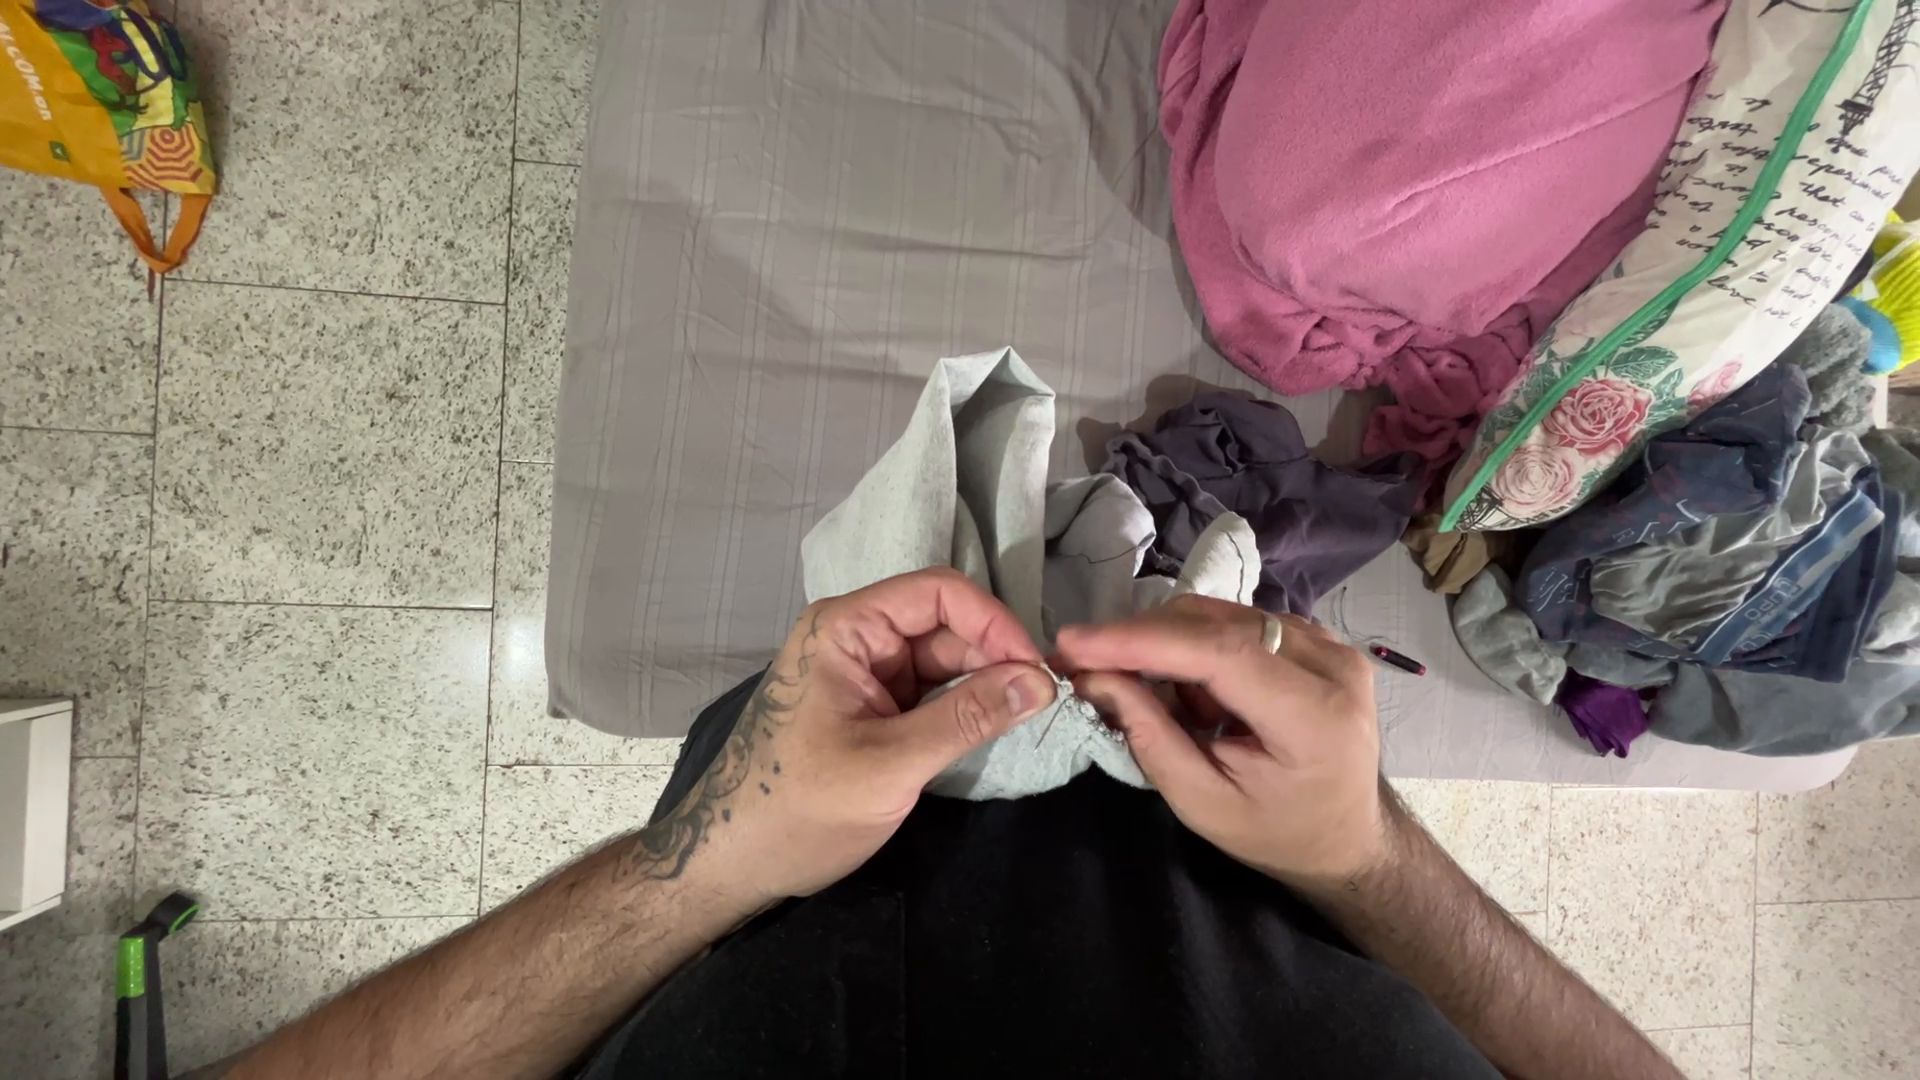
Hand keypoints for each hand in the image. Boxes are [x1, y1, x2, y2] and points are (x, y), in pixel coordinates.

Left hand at [626, 567, 1058, 908]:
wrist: (734, 863)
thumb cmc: (800, 809)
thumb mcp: (890, 764)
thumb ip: (968, 718)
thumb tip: (1043, 682)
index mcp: (847, 627)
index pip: (938, 593)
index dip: (994, 622)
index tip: (1036, 669)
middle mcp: (858, 636)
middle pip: (945, 623)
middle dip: (995, 654)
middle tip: (1044, 699)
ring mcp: (867, 670)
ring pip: (945, 656)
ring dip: (986, 680)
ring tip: (1030, 711)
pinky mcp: (875, 704)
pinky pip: (932, 688)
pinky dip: (966, 702)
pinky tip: (997, 719)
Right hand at [1055, 595, 1389, 890]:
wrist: (1349, 834)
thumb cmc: (1276, 832)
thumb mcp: (1203, 803)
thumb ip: (1150, 736)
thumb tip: (1093, 676)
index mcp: (1315, 717)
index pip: (1218, 652)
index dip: (1139, 640)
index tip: (1073, 643)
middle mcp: (1329, 663)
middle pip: (1211, 622)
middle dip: (1137, 639)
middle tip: (1083, 665)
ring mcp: (1326, 641)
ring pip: (1215, 612)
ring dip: (1164, 645)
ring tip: (1154, 695)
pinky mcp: (1312, 634)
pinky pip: (1229, 618)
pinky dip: (1190, 644)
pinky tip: (1191, 688)